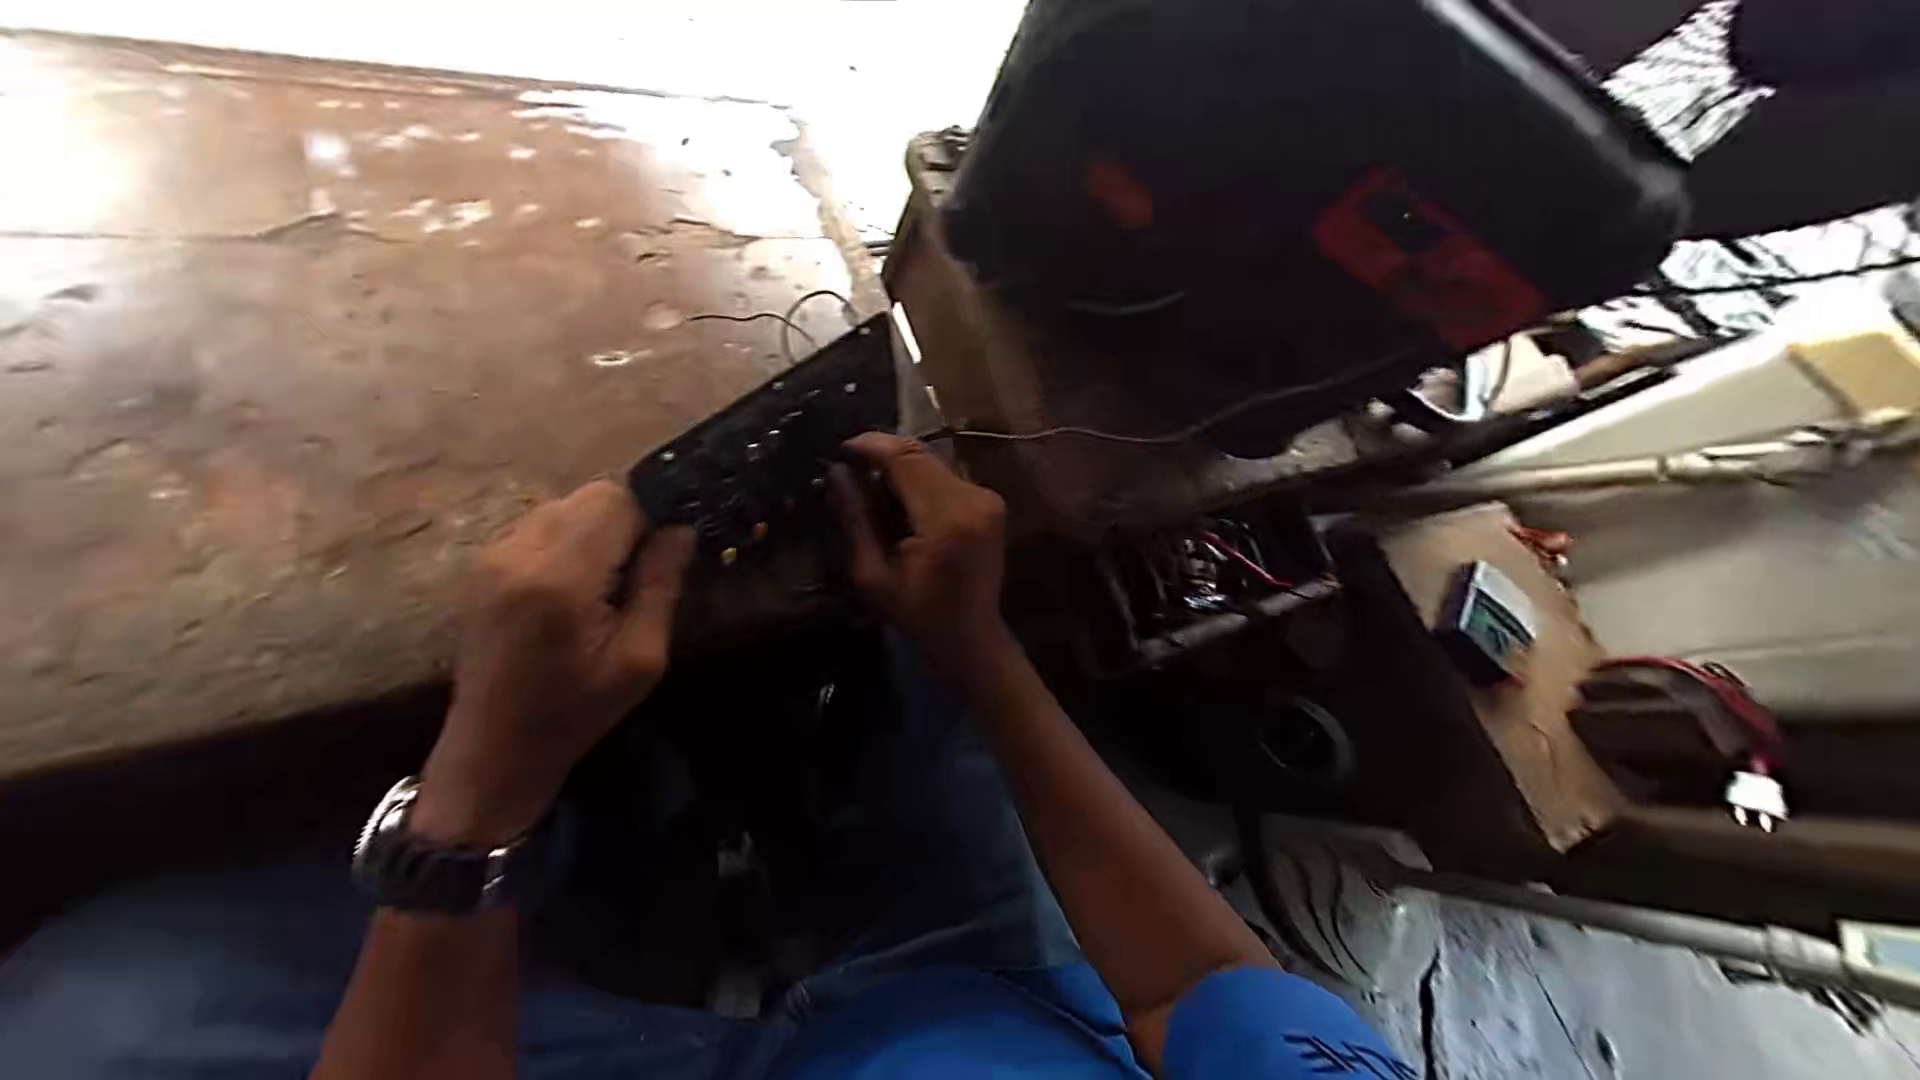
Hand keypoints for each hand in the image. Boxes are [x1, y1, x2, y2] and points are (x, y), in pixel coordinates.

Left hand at [413, 480, 694, 845]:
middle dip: (630, 518)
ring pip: (568, 505)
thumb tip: (681, 529)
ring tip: (613, 577)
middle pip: (592, 495)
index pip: (617, 501)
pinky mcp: (483, 564)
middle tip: (646, 566)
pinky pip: (543, 523)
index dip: (655, 514)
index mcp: (560, 578)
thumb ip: (662, 585)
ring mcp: (492, 555)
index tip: (673, 544)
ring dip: (602, 526)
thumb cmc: (577, 710)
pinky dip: (575, 537)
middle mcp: (518, 553)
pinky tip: (581, 581)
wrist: (494, 747)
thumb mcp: (642, 657)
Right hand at [828, 432, 1011, 672]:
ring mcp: (988, 499)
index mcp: (947, 519)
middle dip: (883, 455)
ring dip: (902, 468)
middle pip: (921, 455)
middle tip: (851, 468)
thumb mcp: (873, 575)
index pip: (906, 459)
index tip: (842, 449)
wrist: (972, 637)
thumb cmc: (919, 616)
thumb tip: (836, 474)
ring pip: (934, 463)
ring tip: (872, 486)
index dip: (871, 446)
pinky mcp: (991, 503)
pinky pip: (947, 477)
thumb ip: (855, 519)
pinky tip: (902, 501)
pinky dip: (920, 481)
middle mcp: (974, 499)